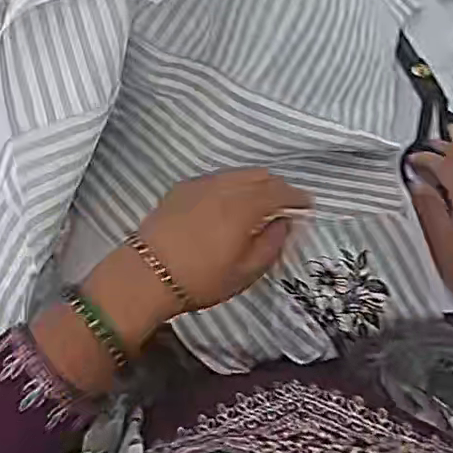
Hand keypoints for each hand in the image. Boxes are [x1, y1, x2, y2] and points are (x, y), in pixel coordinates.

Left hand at [86, 168, 310, 330]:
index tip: (306, 204)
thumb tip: (284, 222)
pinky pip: (216, 178)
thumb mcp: (245, 272)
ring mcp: (200, 184)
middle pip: (259, 175)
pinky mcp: (182, 188)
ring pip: (237, 173)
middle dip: (277, 186)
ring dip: (254, 183)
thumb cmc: (200, 279)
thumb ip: (271, 244)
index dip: (296, 196)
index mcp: (244, 206)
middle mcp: (224, 187)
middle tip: (285, 202)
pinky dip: (231, 184)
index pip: (278, 192)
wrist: (145, 275)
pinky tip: (228, 201)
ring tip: (259, 200)